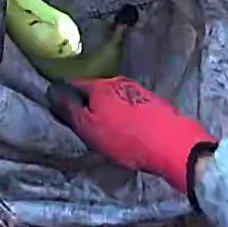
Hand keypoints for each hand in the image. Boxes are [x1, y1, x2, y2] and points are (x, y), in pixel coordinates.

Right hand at [48, 77, 216, 201]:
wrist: (174, 145)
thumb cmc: (126, 138)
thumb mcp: (90, 128)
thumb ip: (70, 109)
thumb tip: (52, 90)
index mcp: (98, 85)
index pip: (74, 84)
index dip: (65, 96)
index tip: (62, 109)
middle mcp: (117, 81)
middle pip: (95, 90)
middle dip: (89, 102)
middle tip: (86, 122)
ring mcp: (138, 90)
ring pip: (115, 98)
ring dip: (109, 109)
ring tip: (109, 128)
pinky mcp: (155, 103)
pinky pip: (132, 106)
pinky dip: (127, 115)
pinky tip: (130, 129)